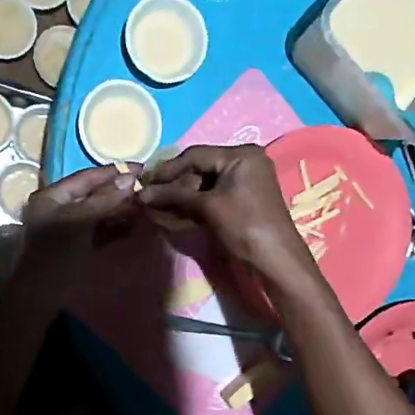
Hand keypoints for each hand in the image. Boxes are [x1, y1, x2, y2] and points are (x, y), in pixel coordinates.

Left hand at [12, 164, 138, 297]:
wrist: (42, 296)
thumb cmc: (55, 253)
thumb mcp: (79, 222)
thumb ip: (104, 200)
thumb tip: (130, 179)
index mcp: (51, 197)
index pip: (85, 178)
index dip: (112, 173)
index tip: (140, 168)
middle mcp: (59, 208)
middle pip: (93, 194)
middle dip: (119, 191)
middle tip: (147, 188)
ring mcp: (69, 228)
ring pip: (98, 212)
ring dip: (121, 208)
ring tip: (145, 204)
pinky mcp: (79, 246)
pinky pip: (100, 229)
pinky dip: (116, 225)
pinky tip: (135, 222)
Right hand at [138, 144, 312, 282]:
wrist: (274, 259)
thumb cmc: (244, 225)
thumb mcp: (207, 207)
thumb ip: (173, 196)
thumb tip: (140, 194)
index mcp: (241, 155)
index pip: (195, 155)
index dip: (167, 170)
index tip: (143, 182)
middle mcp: (243, 162)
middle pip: (197, 169)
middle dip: (172, 186)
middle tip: (147, 197)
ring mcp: (242, 182)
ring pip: (201, 185)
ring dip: (178, 198)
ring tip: (154, 209)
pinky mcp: (238, 201)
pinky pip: (210, 197)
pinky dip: (191, 206)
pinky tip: (170, 215)